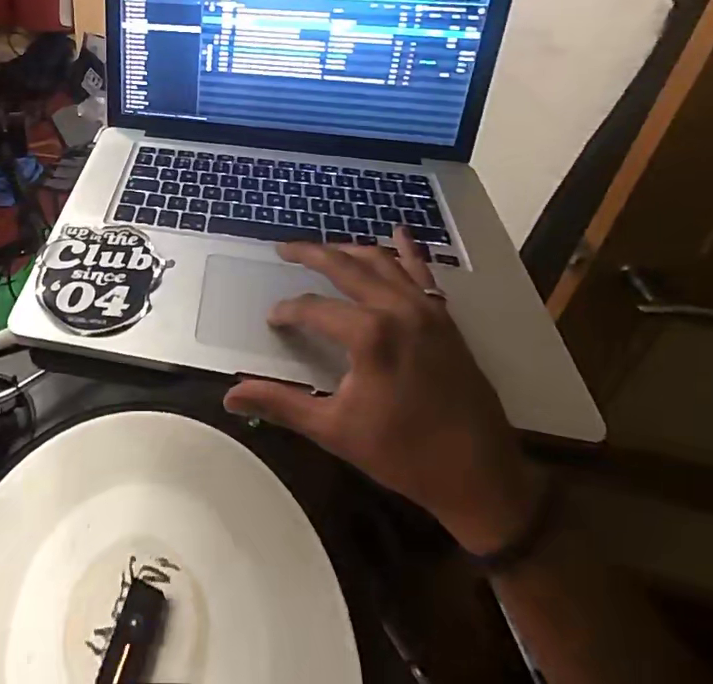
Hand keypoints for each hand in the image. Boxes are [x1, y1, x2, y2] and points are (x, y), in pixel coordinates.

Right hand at [223, 228, 540, 553]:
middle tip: (283, 248)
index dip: (287, 312)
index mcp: (369, 334)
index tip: (273, 322)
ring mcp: (428, 312)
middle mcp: (398, 311)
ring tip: (323, 248)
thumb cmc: (403, 453)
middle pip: (345, 267)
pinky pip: (424, 274)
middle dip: (310, 253)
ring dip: (349, 250)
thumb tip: (230, 397)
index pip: (312, 308)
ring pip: (382, 262)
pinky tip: (398, 233)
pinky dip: (407, 251)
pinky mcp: (446, 321)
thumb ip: (281, 404)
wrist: (482, 478)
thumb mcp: (333, 429)